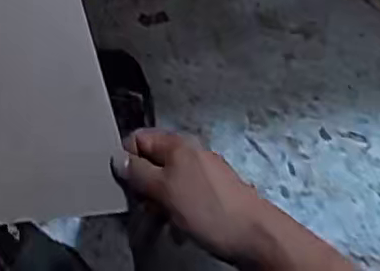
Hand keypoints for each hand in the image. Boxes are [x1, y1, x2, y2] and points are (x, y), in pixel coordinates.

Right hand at [113, 130, 355, 270]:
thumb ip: (138, 173)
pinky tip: (180, 230)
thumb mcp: (165, 191)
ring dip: (161, 203)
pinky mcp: (218, 195)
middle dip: (144, 186)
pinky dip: (179, 211)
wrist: (261, 239)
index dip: (127, 159)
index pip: (137, 138)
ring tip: (161, 224)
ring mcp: (206, 173)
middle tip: (141, 208)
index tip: (124, 184)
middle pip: (153, 161)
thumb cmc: (210, 210)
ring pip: (170, 182)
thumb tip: (118, 159)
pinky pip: (188, 197)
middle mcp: (190, 152)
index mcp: (176, 142)